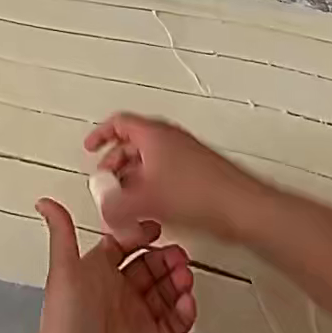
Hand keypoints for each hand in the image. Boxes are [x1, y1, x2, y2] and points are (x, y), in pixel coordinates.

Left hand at [0, 199, 196, 332]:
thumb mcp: (63, 275)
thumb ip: (62, 235)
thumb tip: (45, 202)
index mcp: (95, 276)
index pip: (121, 245)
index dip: (139, 234)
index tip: (156, 225)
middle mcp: (116, 297)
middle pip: (148, 266)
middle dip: (165, 255)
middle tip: (178, 252)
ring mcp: (136, 323)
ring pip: (164, 291)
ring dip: (178, 279)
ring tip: (184, 275)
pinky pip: (176, 323)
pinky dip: (186, 311)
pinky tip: (187, 301)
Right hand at [86, 112, 269, 241]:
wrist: (241, 207)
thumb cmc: (200, 192)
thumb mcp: (145, 200)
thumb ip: (116, 204)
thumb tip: (103, 207)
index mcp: (153, 134)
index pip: (119, 123)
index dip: (101, 134)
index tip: (90, 147)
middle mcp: (168, 138)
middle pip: (132, 142)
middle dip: (114, 163)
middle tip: (105, 182)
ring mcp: (184, 153)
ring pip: (148, 160)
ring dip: (132, 177)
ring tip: (125, 201)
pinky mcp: (196, 171)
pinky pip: (163, 171)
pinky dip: (150, 185)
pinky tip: (150, 209)